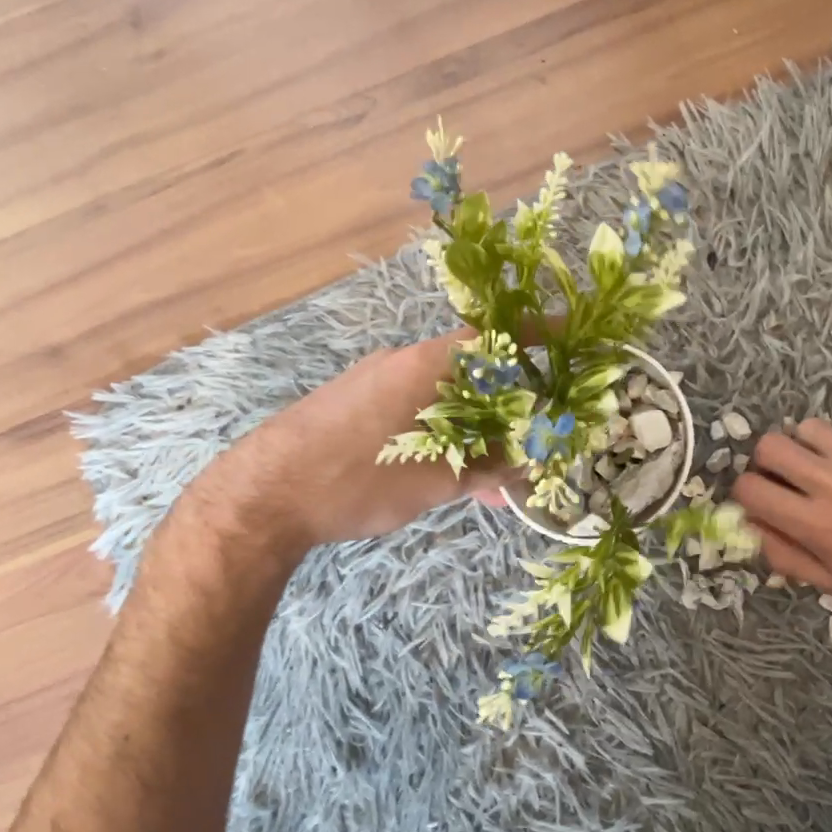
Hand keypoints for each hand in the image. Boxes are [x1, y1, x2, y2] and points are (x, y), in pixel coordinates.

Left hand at [190, 331, 515, 549]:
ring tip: (493, 483)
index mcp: (429, 364)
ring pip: (445, 400)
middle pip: (476, 372)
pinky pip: (415, 413)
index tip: (571, 335)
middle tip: (536, 438)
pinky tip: (448, 481)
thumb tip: (525, 463)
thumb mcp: (436, 481)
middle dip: (511, 407)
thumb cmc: (357, 478)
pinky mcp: (354, 406)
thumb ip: (487, 468)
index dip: (538, 334)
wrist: (260, 496)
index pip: (497, 336)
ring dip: (476, 433)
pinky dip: (443, 438)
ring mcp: (375, 381)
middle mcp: (404, 361)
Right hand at [731, 421, 831, 597]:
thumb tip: (750, 529)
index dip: (747, 492)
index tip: (761, 497)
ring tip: (828, 465)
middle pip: (768, 446)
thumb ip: (786, 556)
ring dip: (808, 447)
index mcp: (815, 523)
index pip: (749, 489)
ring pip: (805, 429)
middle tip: (787, 475)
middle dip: (769, 461)